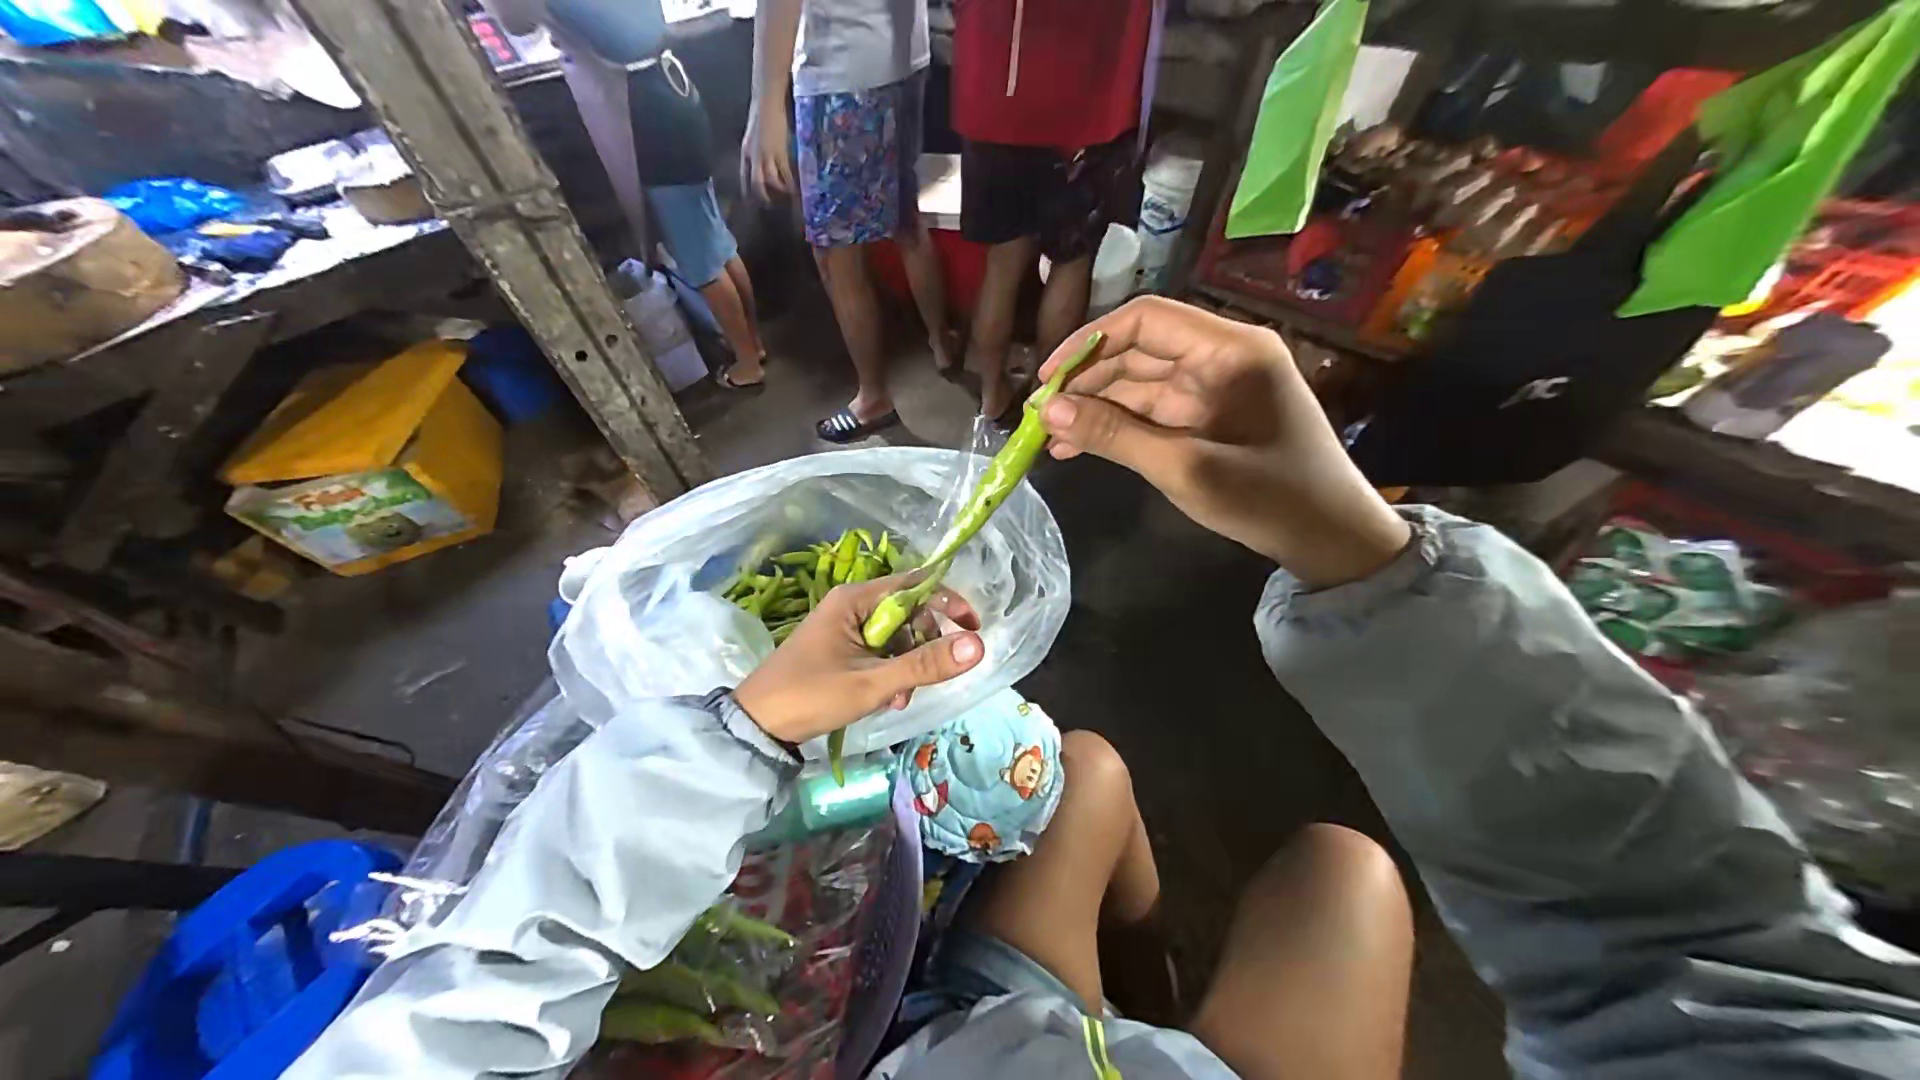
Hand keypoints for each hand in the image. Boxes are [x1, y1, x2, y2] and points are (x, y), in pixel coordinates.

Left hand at [734, 573, 983, 744]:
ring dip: (907, 664)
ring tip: (898, 699)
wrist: (757, 724)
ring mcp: (844, 626)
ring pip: (896, 635)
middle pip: (908, 611)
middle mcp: (851, 604)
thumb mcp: (873, 683)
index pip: (916, 584)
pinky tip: (886, 699)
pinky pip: (880, 649)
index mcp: (855, 599)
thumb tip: (978, 645)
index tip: (971, 628)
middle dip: (924, 644)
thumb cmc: (812, 696)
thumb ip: (925, 664)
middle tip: (925, 678)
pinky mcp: (841, 646)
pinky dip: (890, 671)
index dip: (948, 601)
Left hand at [742, 108, 794, 203]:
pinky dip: (791, 184)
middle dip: (764, 197)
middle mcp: (753, 156)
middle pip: (756, 184)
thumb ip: (758, 148)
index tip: (754, 202)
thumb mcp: (756, 134)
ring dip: (780, 191)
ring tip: (789, 197)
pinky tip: (797, 190)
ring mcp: (766, 154)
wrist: (767, 98)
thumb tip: (766, 160)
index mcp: (746, 151)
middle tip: (772, 206)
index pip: (745, 176)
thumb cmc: (762, 111)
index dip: (749, 191)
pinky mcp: (779, 152)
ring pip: (771, 181)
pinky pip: (785, 174)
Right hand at [1037, 296, 1409, 588]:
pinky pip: (1151, 409)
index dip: (1088, 343)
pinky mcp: (1207, 414)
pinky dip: (1117, 425)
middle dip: (1086, 381)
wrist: (1330, 538)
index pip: (1144, 320)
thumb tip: (1049, 409)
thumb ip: (1115, 435)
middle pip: (1137, 350)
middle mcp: (1219, 356)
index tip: (1048, 380)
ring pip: (1138, 382)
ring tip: (1051, 437)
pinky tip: (1079, 445)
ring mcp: (1213, 386)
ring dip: (1095, 406)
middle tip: (1040, 415)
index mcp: (1228, 349)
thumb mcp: (1184, 467)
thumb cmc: (1267, 498)